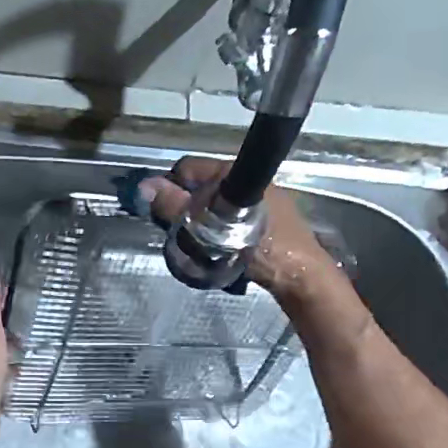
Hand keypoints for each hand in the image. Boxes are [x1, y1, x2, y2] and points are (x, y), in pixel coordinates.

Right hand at [136, 156, 349, 308]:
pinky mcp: (263, 220)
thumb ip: (178, 208)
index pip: (188, 169)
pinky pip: (226, 219)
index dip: (171, 189)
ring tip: (195, 248)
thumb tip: (145, 187)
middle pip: (199, 188)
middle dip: (185, 210)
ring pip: (212, 206)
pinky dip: (215, 232)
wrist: (301, 278)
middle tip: (179, 237)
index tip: (164, 215)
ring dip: (199, 225)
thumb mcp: (212, 229)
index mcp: (236, 172)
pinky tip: (215, 251)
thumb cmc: (262, 249)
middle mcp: (248, 180)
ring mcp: (258, 200)